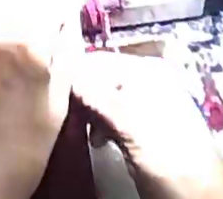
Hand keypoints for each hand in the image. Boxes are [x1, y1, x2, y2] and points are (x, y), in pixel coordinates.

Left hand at [0, 0, 83, 198]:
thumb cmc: (22, 148)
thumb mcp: (60, 100)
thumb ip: (68, 48)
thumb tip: (72, 12)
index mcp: (29, 42)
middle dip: (49, 1)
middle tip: (59, 19)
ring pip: (13, 3)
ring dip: (27, 9)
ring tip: (36, 33)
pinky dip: (7, 23)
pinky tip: (13, 44)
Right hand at [74, 52, 222, 198]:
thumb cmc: (172, 164)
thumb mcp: (135, 132)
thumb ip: (103, 101)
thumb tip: (71, 77)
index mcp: (147, 71)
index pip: (100, 60)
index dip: (75, 73)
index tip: (50, 92)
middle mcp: (148, 79)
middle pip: (103, 76)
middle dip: (81, 93)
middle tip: (62, 116)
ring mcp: (149, 102)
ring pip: (107, 96)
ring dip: (90, 110)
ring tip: (80, 131)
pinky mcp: (148, 126)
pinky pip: (116, 113)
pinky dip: (102, 122)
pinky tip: (97, 139)